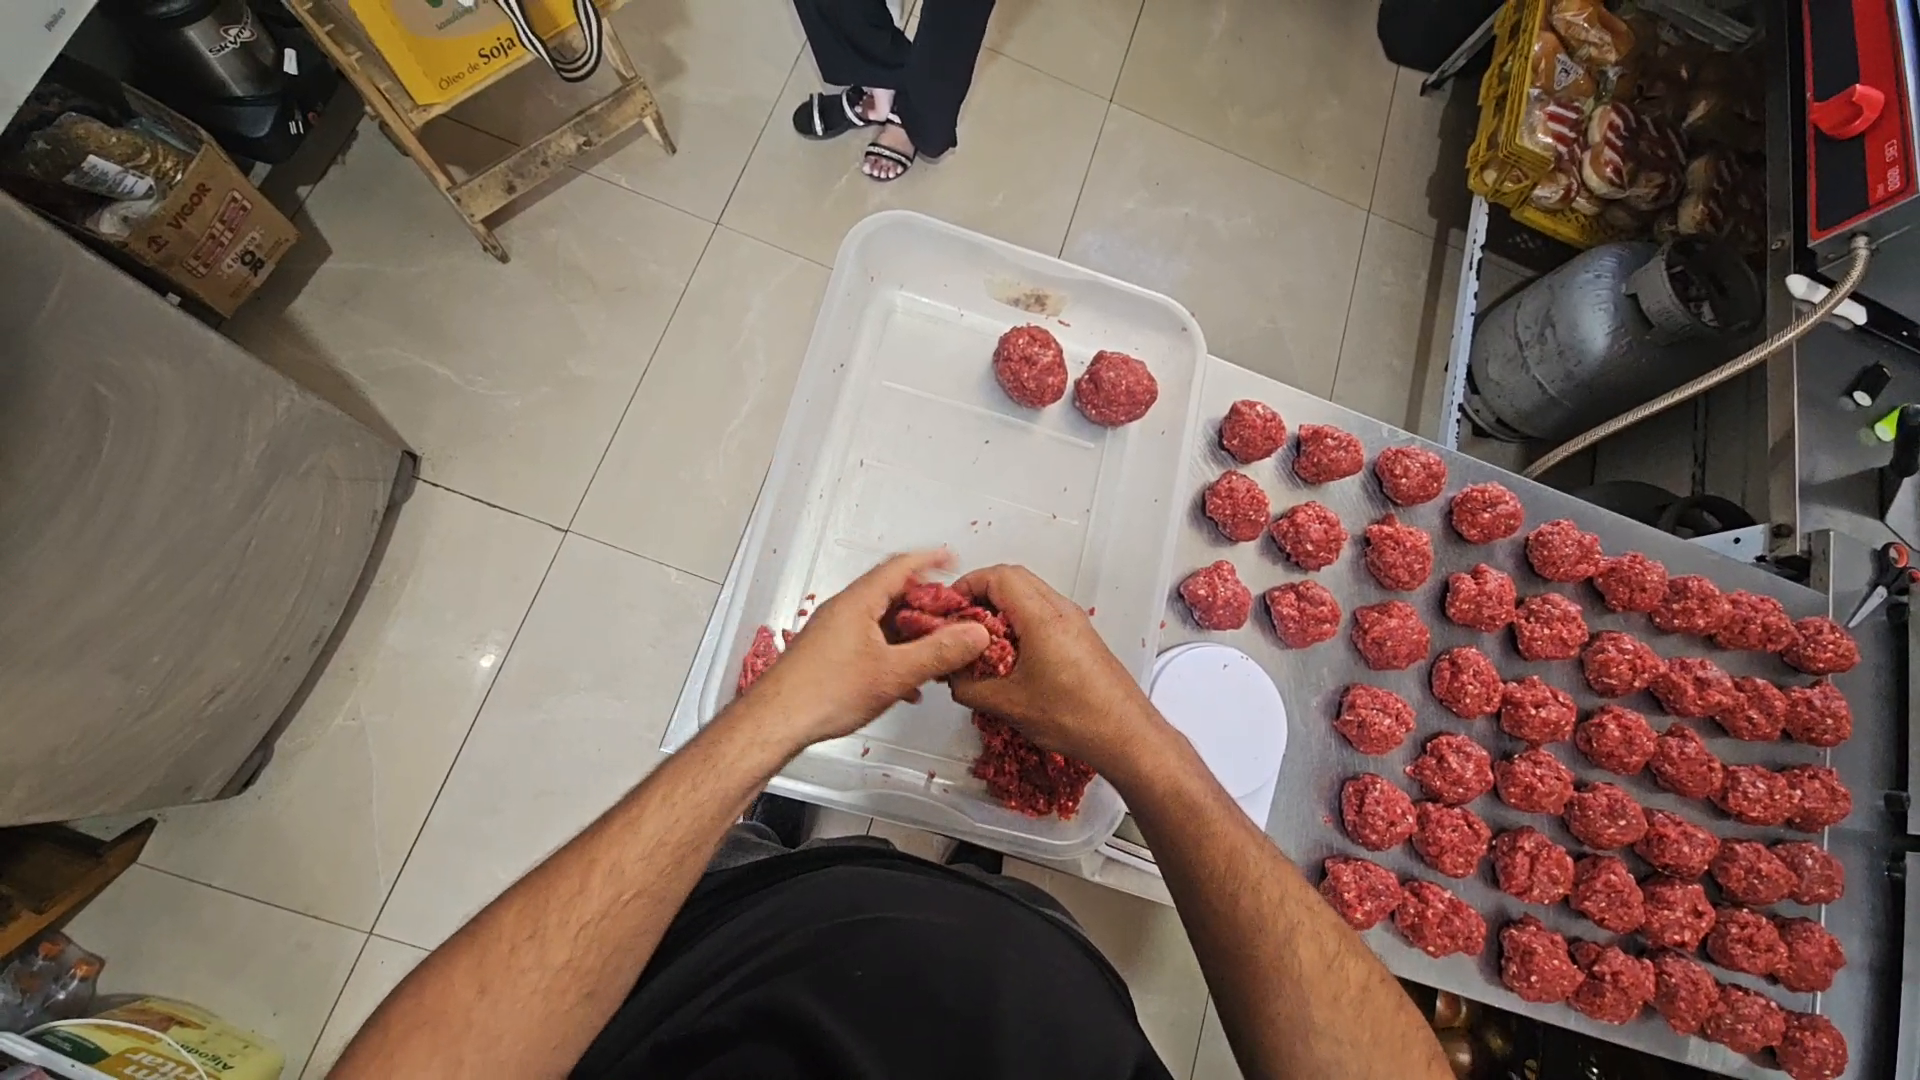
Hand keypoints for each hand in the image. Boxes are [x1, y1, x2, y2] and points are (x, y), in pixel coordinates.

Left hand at [742, 550, 988, 747]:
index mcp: (858, 602)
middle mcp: (845, 610)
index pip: (899, 566)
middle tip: (951, 613)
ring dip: (911, 631)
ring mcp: (835, 631)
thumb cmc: (824, 693)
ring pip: (882, 620)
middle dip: (925, 602)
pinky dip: (894, 651)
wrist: (775, 721)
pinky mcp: (830, 653)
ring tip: (935, 648)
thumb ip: (939, 652)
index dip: (930, 560)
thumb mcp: (894, 673)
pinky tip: (906, 680)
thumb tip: (974, 634)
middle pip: (892, 593)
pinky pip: (871, 641)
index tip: (951, 558)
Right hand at [946, 565, 1165, 774]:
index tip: (951, 607)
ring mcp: (1074, 621)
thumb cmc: (1078, 718)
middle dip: (981, 593)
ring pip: (1029, 593)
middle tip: (961, 620)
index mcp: (1043, 618)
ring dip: (1001, 607)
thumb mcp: (1009, 705)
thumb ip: (970, 687)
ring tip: (981, 639)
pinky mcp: (1080, 636)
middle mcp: (1062, 611)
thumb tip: (954, 677)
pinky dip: (1020, 621)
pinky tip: (1008, 654)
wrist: (1126, 736)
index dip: (967, 585)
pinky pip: (1043, 612)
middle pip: (1013, 577)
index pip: (998, 576)